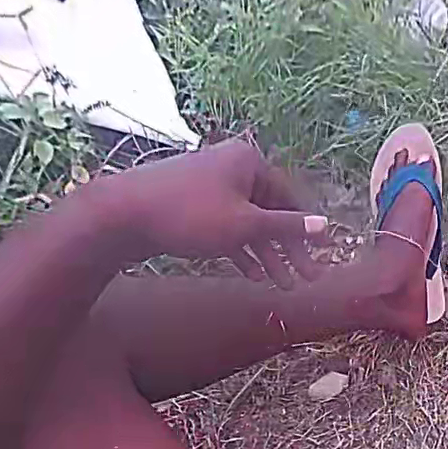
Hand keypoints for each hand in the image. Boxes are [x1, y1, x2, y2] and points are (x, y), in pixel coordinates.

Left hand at [89, 138, 327, 287]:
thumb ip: (286, 228)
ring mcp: (211, 187)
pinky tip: (252, 275)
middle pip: (270, 213)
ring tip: (282, 285)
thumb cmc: (190, 215)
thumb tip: (325, 227)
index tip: (321, 258)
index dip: (307, 232)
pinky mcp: (193, 205)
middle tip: (306, 280)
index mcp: (248, 162)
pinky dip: (241, 250)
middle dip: (288, 250)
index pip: (290, 199)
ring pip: (248, 224)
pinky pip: (227, 228)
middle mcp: (231, 168)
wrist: (122, 214)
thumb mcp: (246, 225)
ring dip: (267, 255)